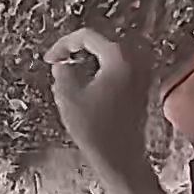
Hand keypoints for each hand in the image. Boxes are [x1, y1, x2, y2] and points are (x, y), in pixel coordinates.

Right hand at [45, 28, 151, 179]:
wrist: (121, 156)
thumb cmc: (96, 129)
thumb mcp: (68, 96)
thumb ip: (62, 71)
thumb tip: (63, 63)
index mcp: (118, 57)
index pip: (87, 36)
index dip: (63, 44)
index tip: (49, 59)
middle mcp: (136, 60)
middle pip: (102, 41)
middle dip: (77, 50)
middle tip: (58, 62)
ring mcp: (144, 73)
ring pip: (111, 53)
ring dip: (90, 59)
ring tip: (71, 72)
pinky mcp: (144, 86)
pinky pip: (121, 66)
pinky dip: (103, 68)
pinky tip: (89, 84)